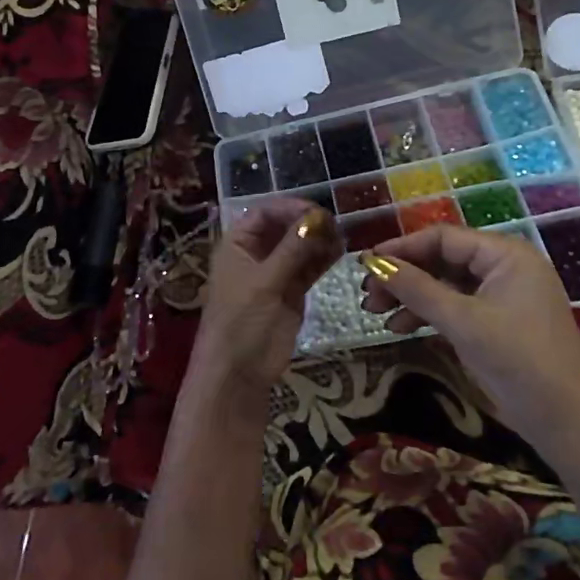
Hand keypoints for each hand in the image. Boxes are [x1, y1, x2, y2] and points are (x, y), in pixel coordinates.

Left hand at [192, 199, 341, 391]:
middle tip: (335, 224)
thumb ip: (291, 250)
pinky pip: (308, 268)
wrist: (238, 371)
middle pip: (283, 228)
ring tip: (342, 237)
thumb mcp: (264, 283)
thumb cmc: (240, 321)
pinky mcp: (291, 292)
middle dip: (307, 223)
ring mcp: (274, 273)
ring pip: (299, 247)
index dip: (288, 208)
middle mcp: (255, 254)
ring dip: (319, 240)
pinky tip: (340, 251)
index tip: (316, 211)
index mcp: (236, 245)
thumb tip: (316, 218)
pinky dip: (322, 259)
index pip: (263, 214)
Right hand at [358, 225, 579, 440]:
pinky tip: (399, 327)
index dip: (402, 248)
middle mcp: (506, 267)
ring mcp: (503, 295)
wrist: (566, 422)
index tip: (366, 264)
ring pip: (444, 283)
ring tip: (375, 313)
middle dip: (403, 275)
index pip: (443, 237)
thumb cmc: (517, 360)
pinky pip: (455, 305)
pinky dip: (427, 313)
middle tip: (368, 295)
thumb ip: (416, 288)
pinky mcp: (498, 321)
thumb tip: (374, 263)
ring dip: (409, 296)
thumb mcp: (461, 321)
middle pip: (441, 259)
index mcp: (506, 255)